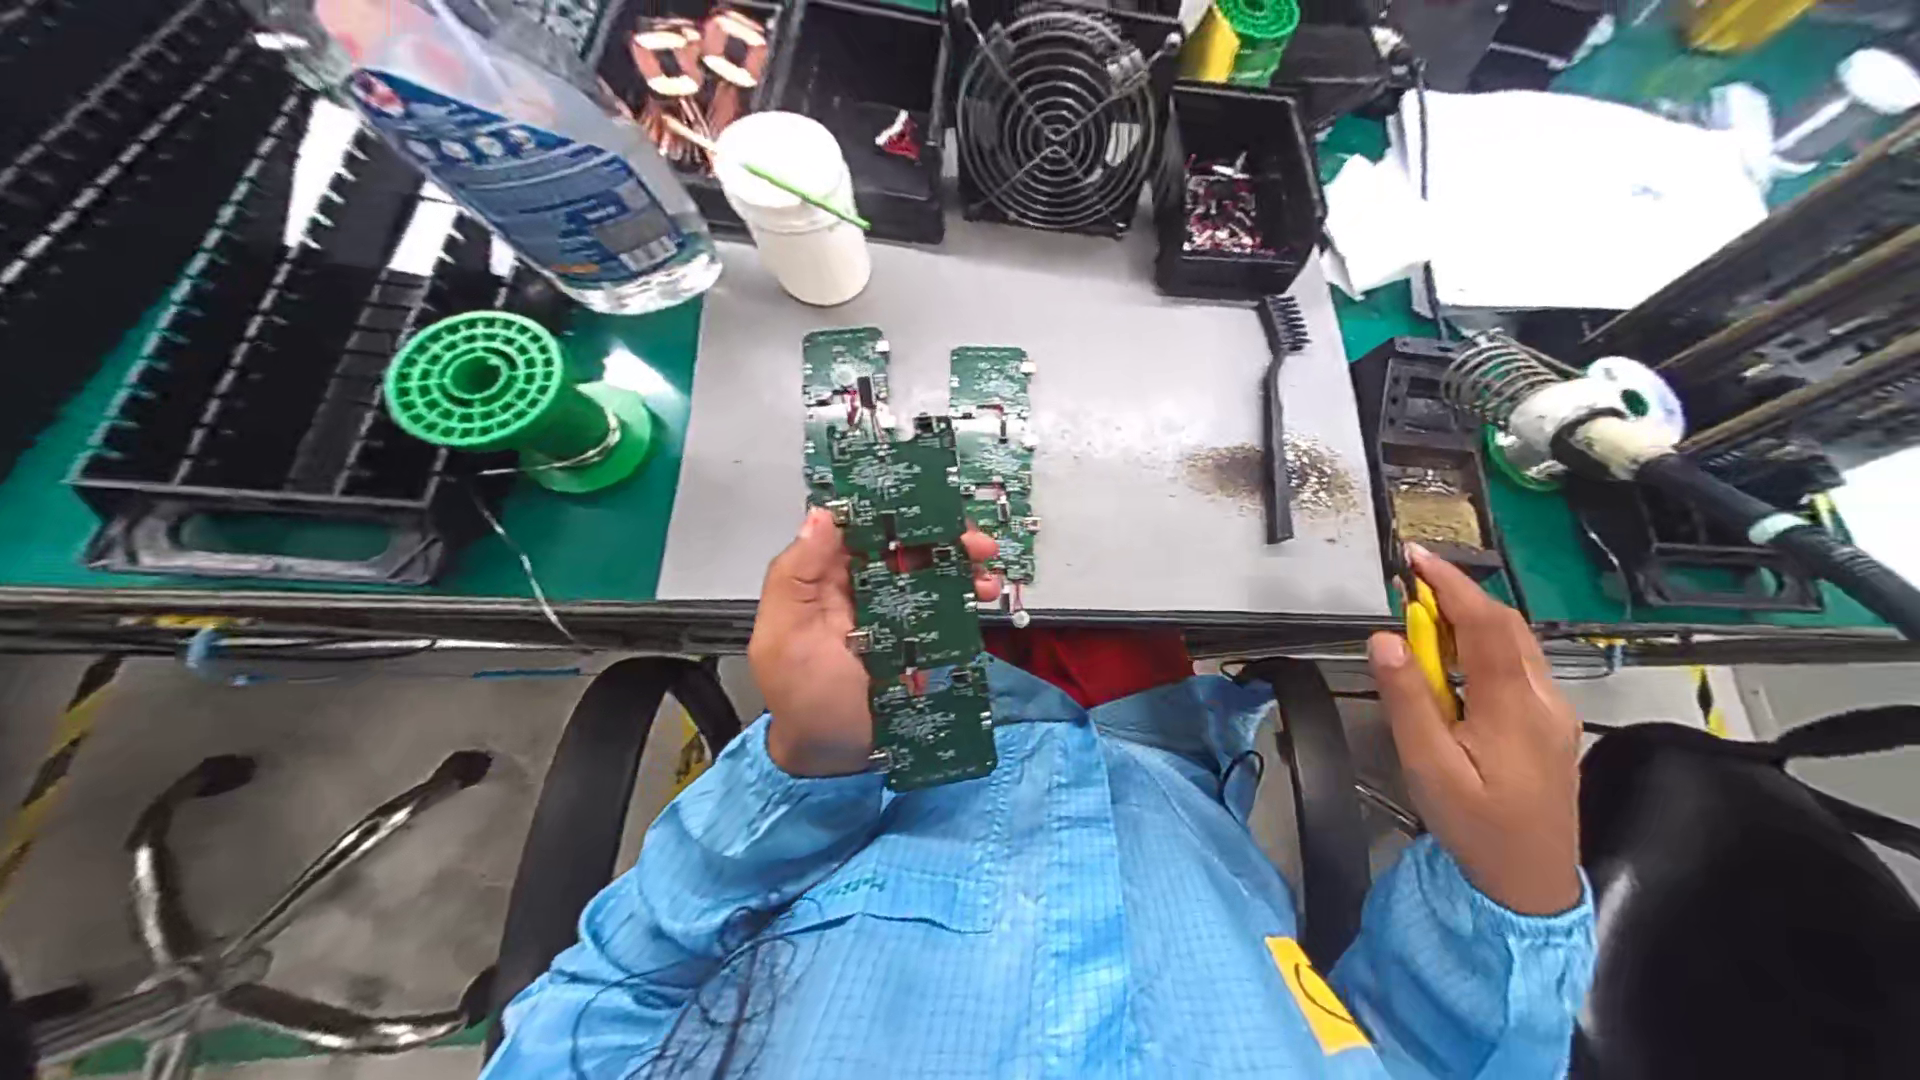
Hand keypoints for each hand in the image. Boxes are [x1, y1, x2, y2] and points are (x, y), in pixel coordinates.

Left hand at [747, 507, 1000, 776]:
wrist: (836, 759)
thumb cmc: (804, 698)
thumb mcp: (784, 638)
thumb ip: (795, 577)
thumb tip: (822, 515)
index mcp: (823, 578)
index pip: (858, 528)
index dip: (891, 510)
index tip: (928, 503)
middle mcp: (860, 585)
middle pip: (903, 544)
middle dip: (940, 535)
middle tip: (975, 542)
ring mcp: (893, 609)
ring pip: (929, 569)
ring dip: (961, 562)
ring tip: (987, 571)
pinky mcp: (918, 632)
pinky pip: (945, 602)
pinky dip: (967, 592)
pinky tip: (984, 593)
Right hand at [1367, 543, 1581, 915]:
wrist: (1530, 882)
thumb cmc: (1475, 823)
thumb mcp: (1428, 765)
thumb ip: (1408, 700)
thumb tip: (1384, 640)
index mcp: (1516, 705)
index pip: (1485, 626)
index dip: (1450, 585)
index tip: (1415, 556)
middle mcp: (1544, 698)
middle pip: (1506, 627)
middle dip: (1458, 593)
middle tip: (1409, 580)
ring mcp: (1552, 711)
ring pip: (1515, 644)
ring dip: (1468, 617)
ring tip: (1420, 613)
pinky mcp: (1546, 723)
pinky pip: (1516, 665)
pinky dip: (1480, 642)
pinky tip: (1450, 657)